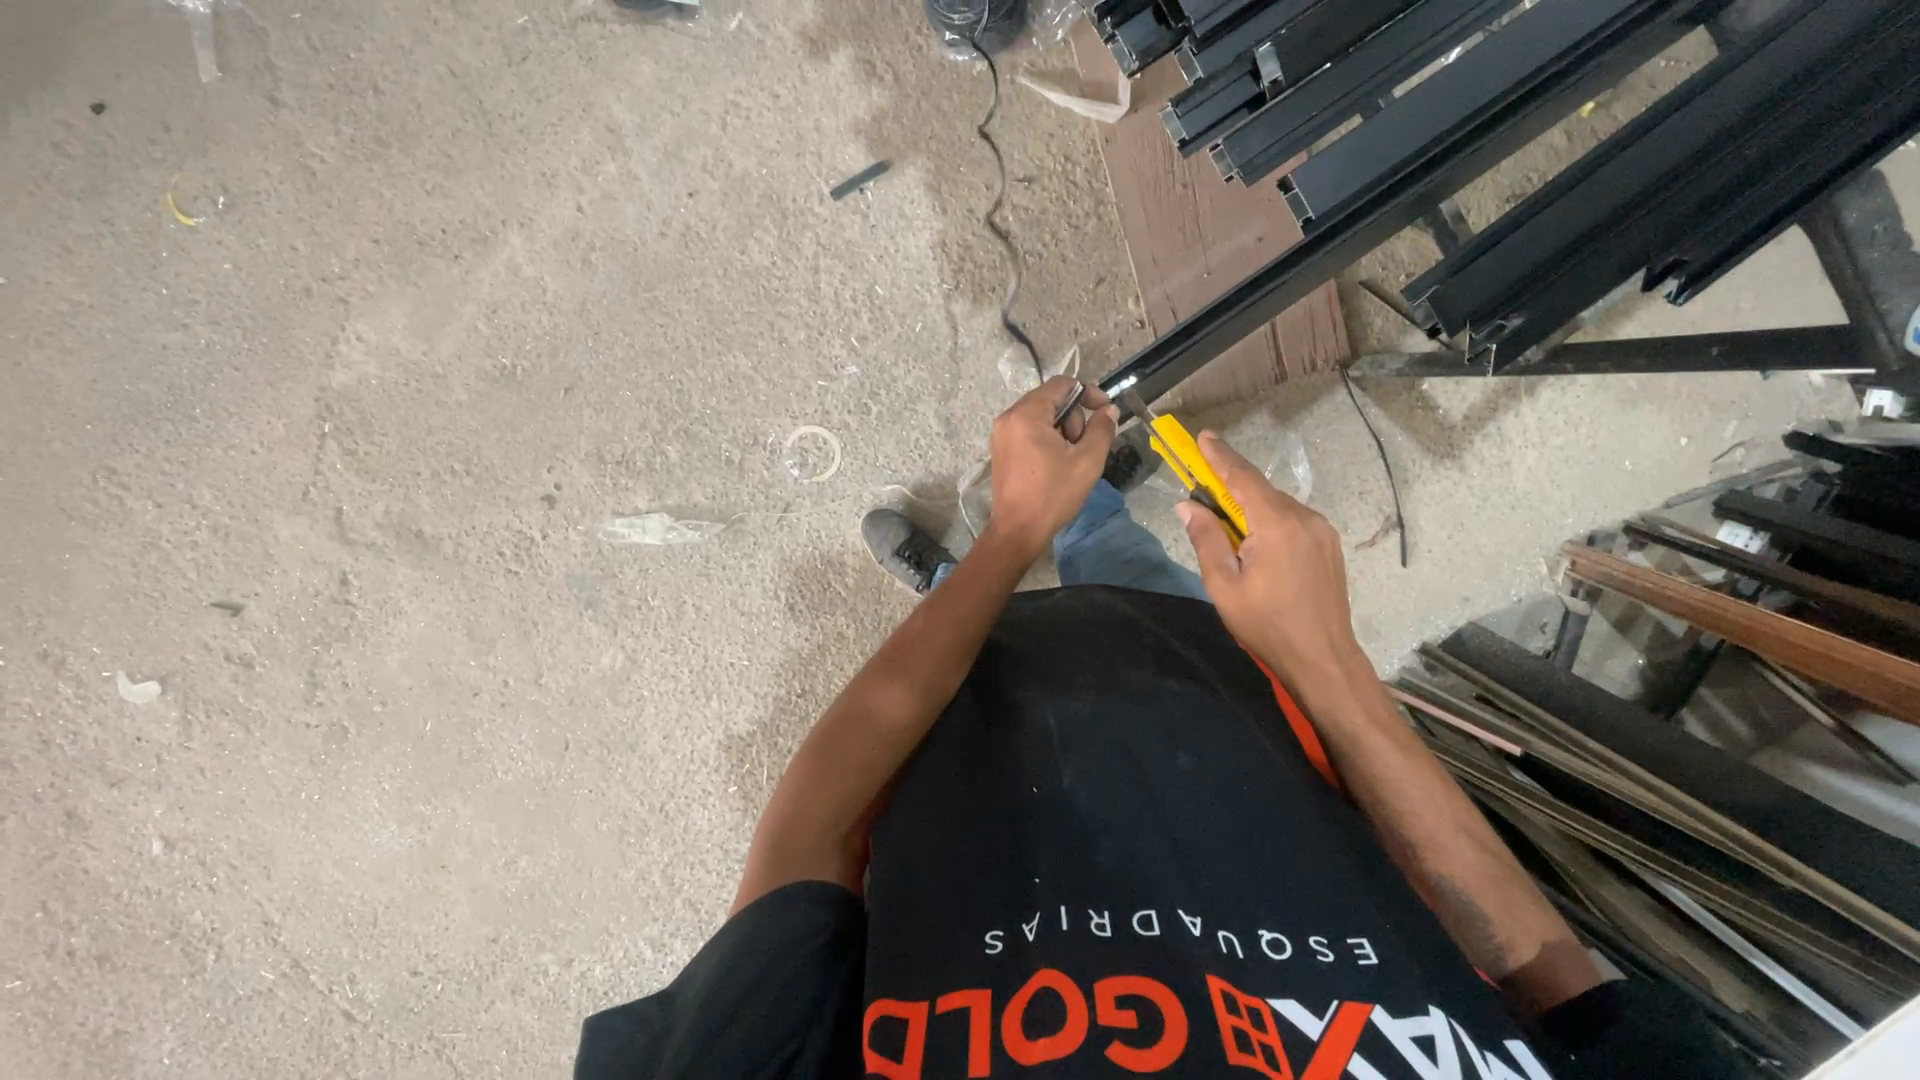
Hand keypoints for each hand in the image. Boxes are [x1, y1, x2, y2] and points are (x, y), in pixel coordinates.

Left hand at [985, 376, 1118, 559]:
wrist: (1018, 530)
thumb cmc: (1053, 495)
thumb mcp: (1087, 461)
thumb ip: (1102, 429)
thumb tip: (1109, 410)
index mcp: (1027, 414)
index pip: (1061, 384)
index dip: (1088, 392)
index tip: (1105, 410)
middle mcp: (1009, 417)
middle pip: (1050, 399)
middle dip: (1074, 417)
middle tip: (1082, 445)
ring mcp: (1001, 433)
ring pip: (1040, 416)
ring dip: (1062, 429)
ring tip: (1070, 458)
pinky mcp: (1000, 449)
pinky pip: (1028, 430)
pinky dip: (1047, 438)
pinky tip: (1055, 462)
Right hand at [1176, 431, 1366, 687]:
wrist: (1322, 658)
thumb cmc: (1266, 625)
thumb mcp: (1224, 586)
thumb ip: (1206, 540)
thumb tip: (1188, 506)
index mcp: (1276, 524)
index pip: (1242, 478)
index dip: (1219, 456)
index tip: (1202, 437)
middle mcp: (1304, 518)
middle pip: (1259, 491)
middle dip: (1229, 487)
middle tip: (1201, 495)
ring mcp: (1321, 531)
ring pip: (1276, 507)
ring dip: (1249, 510)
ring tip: (1228, 534)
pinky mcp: (1328, 546)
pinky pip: (1291, 521)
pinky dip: (1268, 522)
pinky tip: (1256, 546)